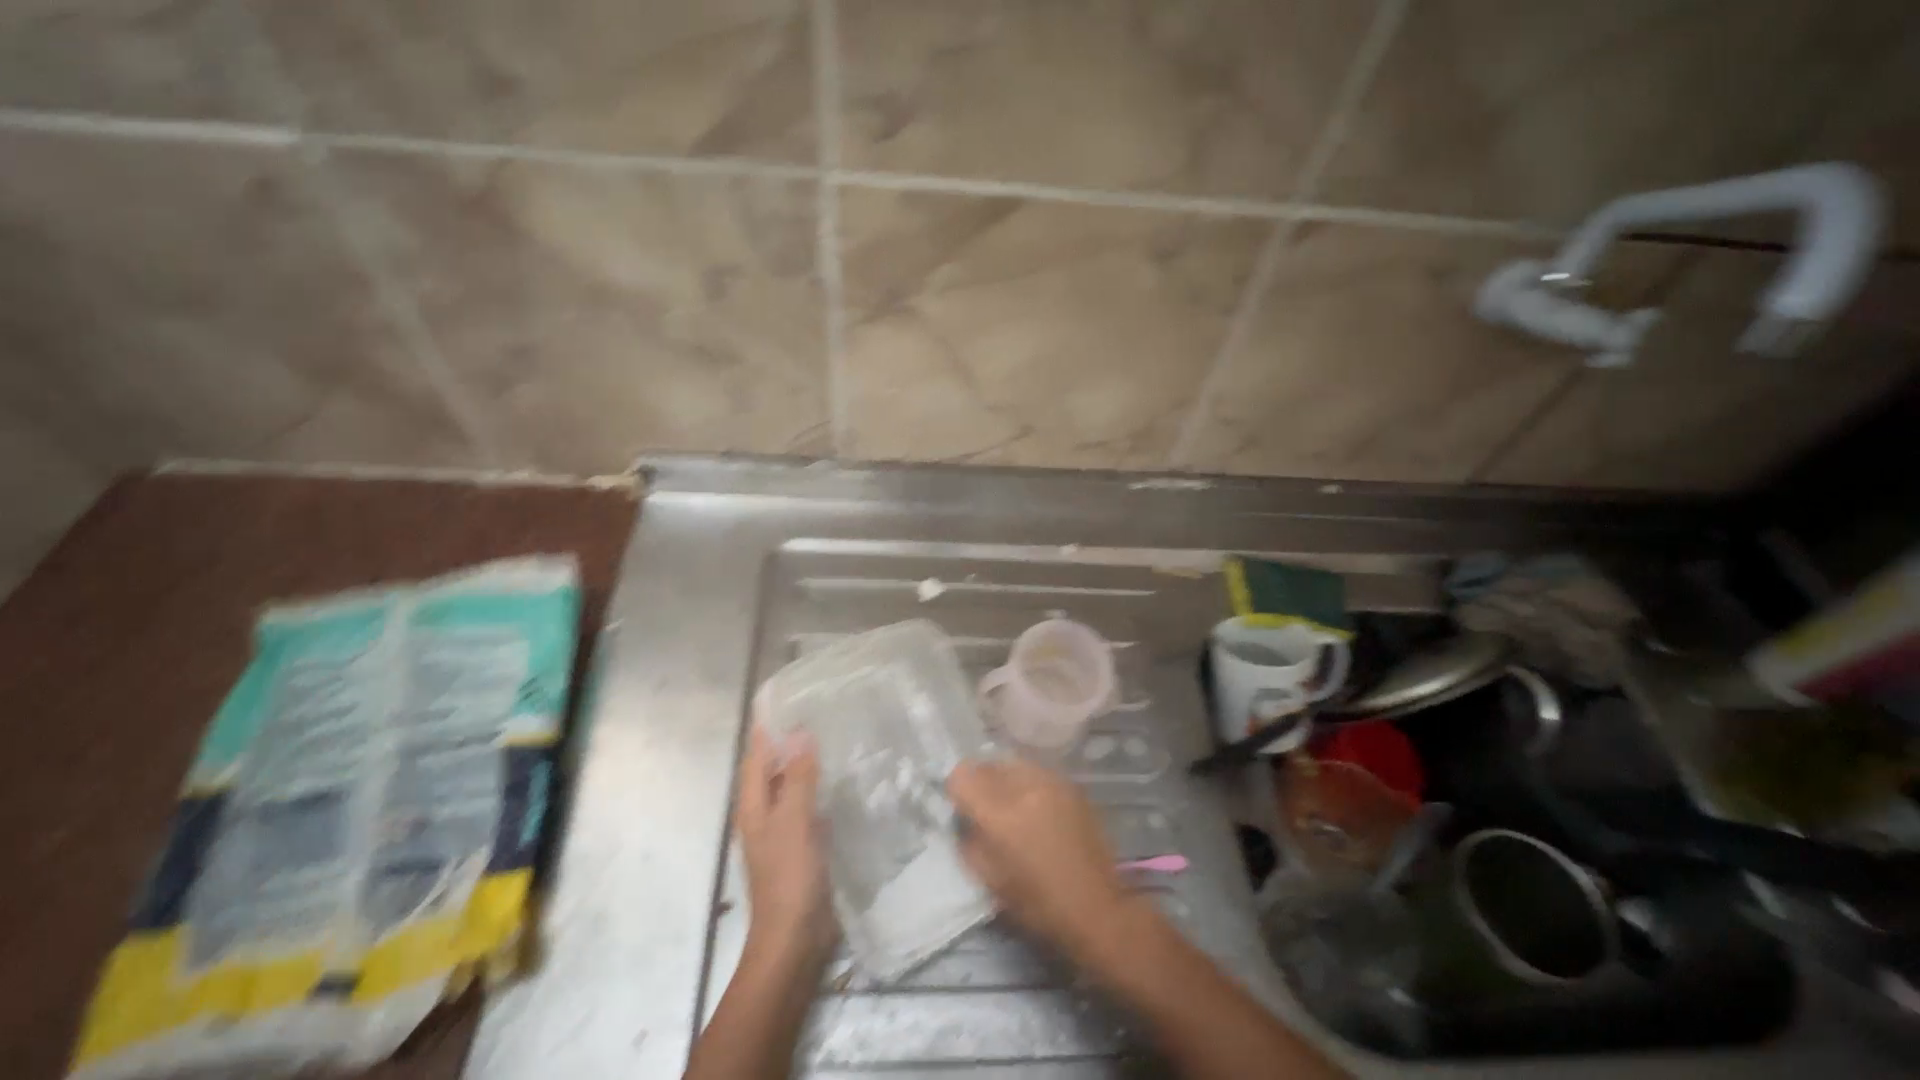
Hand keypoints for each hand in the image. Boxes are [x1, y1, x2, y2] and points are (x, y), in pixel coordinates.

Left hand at [735, 727, 836, 961]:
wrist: (795, 938)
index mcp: (753, 807)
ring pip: (793, 790)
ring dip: (808, 768)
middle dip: (790, 744)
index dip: (768, 728)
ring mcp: (784, 834)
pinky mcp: (803, 850)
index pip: (756, 756)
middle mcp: (764, 815)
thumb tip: (799, 733)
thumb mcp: (793, 822)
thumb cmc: (789, 878)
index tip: (788, 697)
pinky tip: (845, 786)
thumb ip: (797, 778)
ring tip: (836, 740)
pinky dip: (821, 793)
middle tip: (821, 713)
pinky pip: (810, 811)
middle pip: (773, 771)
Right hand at [947, 759, 1132, 958]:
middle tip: (984, 810)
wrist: (1097, 909)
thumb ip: (968, 839)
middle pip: (989, 764)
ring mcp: (1055, 783)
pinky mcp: (1074, 787)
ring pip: (1015, 764)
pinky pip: (1039, 773)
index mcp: (1001, 814)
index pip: (962, 775)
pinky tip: (1036, 810)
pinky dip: (1029, 785)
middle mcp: (1027, 787)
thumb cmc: (1037, 904)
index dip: (956, 791)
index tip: (961, 810)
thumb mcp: (988, 878)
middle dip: (980, 782)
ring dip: (1005, 781)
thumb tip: (963, 817)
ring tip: (1011, 808)